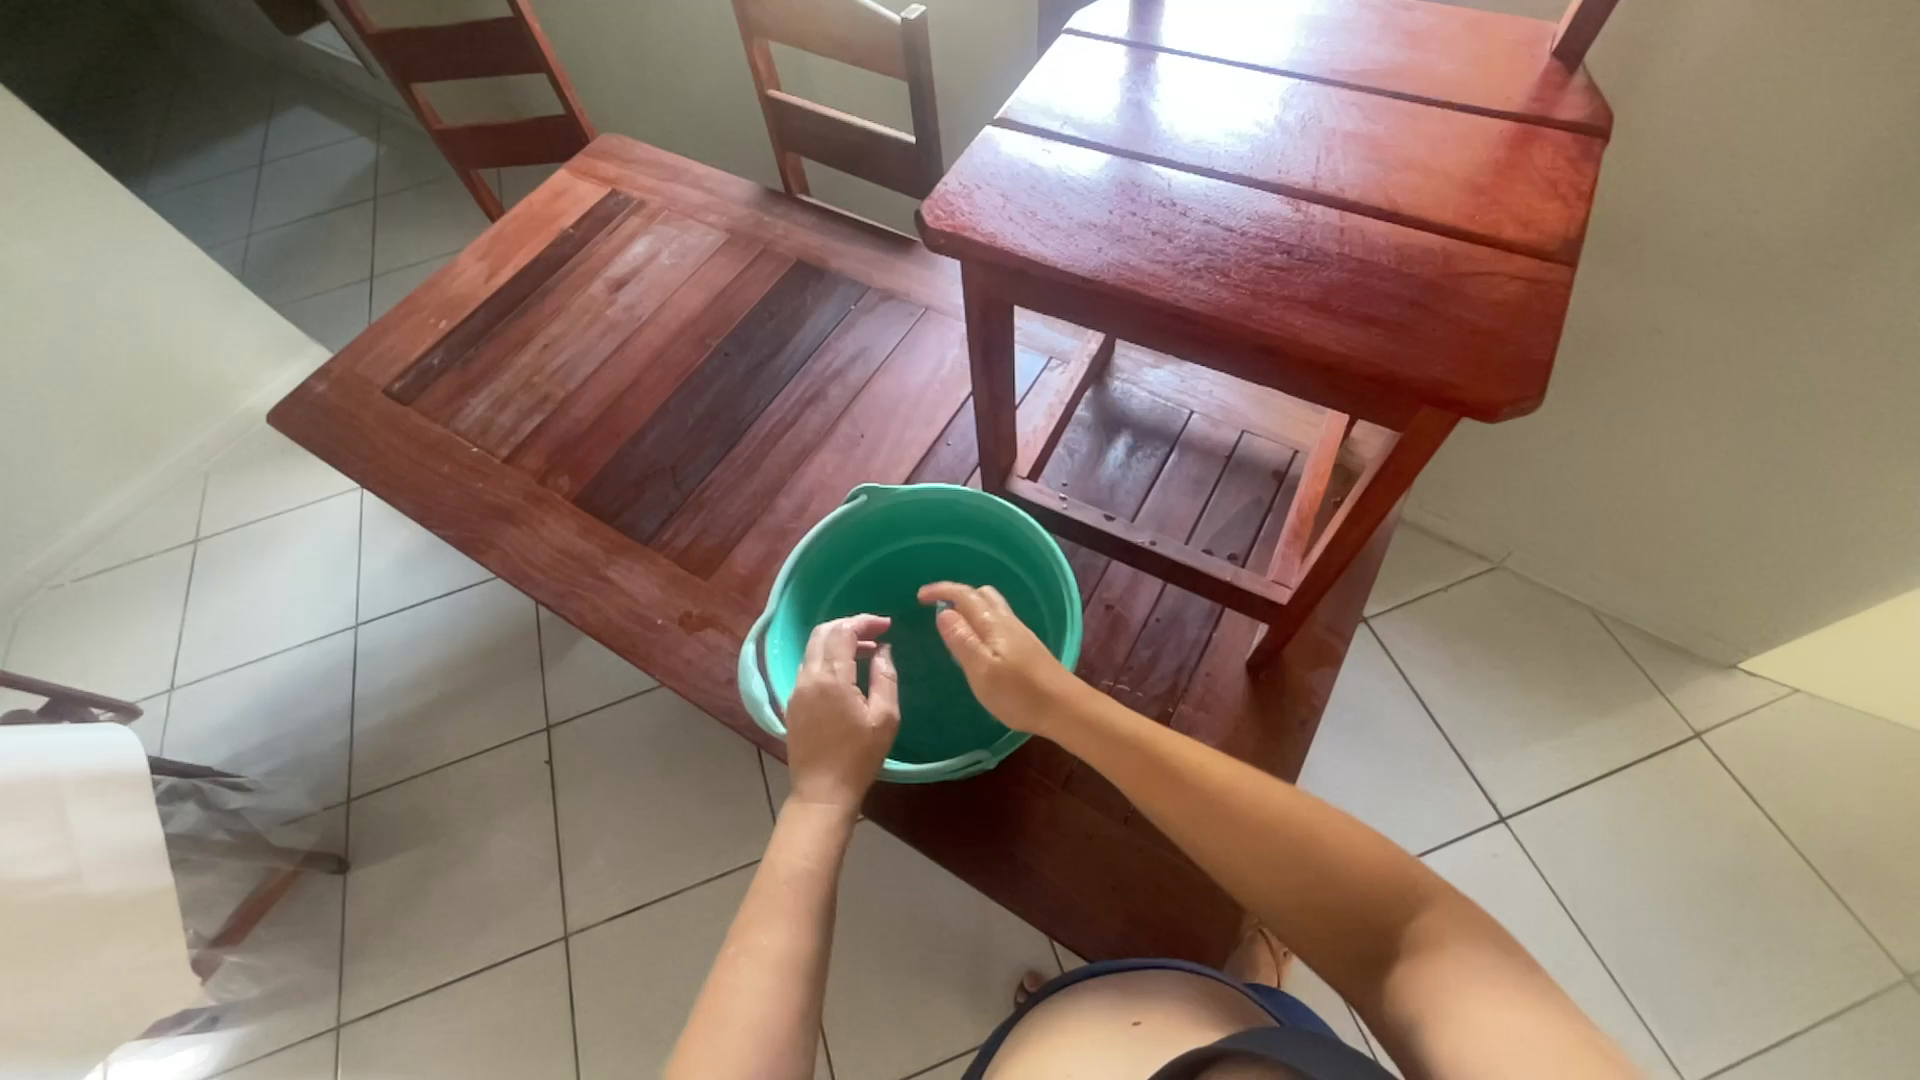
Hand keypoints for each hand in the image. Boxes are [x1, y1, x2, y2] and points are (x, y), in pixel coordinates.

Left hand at [784, 614, 898, 812]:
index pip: (843, 631)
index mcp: (832, 678)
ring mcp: (796, 690)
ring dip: (837, 641)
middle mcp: (808, 678)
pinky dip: (828, 658)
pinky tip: (847, 673)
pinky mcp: (792, 703)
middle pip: (823, 633)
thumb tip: (883, 650)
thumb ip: (886, 677)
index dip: (865, 621)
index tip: (887, 625)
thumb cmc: (859, 757)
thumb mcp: (885, 718)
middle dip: (849, 625)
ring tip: (866, 651)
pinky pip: (808, 667)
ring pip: (813, 649)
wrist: (822, 791)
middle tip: (876, 633)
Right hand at [918, 582, 1081, 736]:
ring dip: (970, 607)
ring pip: (992, 607)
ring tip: (954, 624)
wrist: (1064, 707)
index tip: (920, 597)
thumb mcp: (981, 670)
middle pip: (981, 595)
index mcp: (993, 624)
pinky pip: (999, 621)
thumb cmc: (1019, 693)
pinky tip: (978, 642)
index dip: (941, 591)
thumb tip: (943, 613)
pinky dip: (982, 621)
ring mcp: (1020, 633)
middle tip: (936, 608)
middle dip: (956, 595)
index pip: (964, 595)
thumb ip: (961, 640)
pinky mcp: (1027, 647)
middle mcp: (1008, 622)